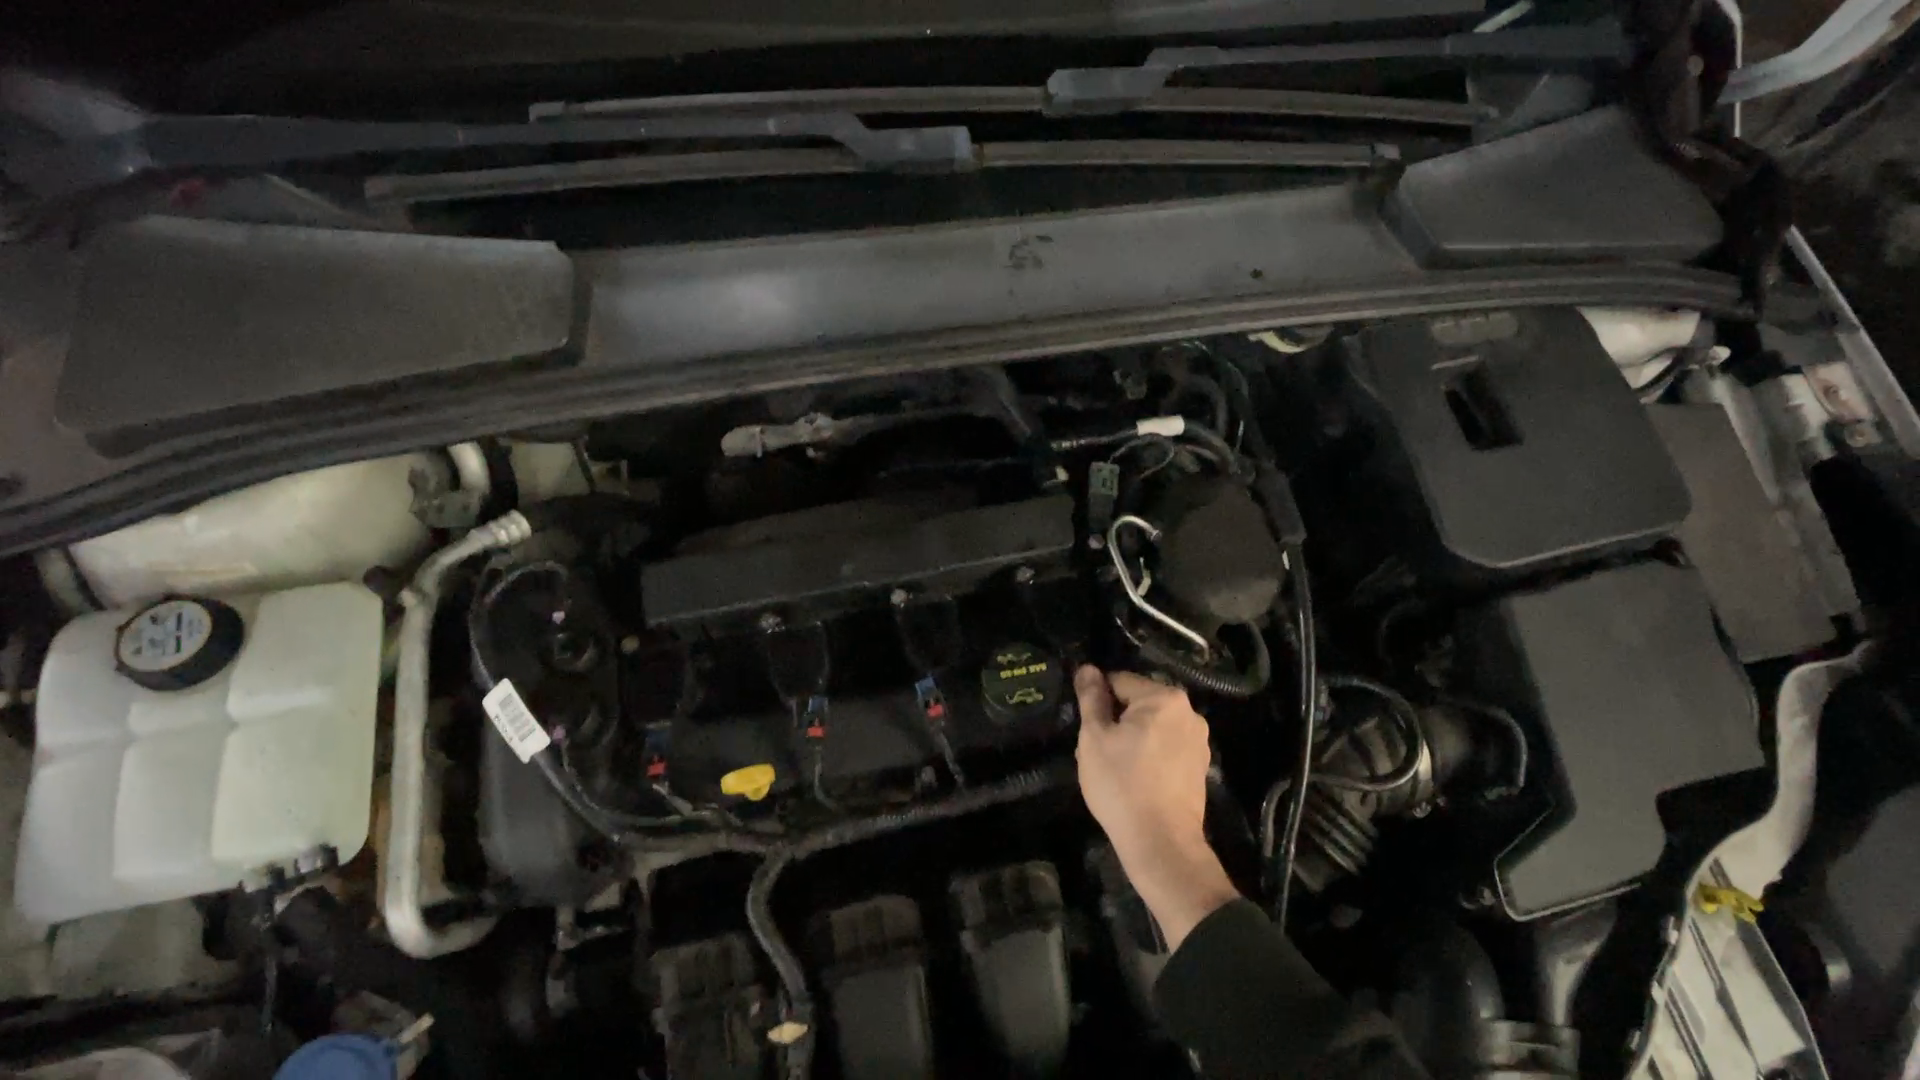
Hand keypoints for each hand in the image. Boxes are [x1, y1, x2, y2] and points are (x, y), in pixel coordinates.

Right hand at [1075, 666, 1239, 949]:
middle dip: (1115, 720)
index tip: (1085, 726)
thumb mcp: (1095, 738)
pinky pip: (1166, 748)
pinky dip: (1149, 755)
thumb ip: (1091, 699)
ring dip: (1132, 738)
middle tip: (1096, 750)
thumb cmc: (1122, 784)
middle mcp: (1189, 712)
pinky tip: (1134, 779)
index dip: (1097, 700)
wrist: (1161, 843)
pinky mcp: (1199, 766)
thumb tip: (1087, 668)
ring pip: (1152, 727)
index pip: (1120, 681)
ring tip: (1113, 768)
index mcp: (1164, 698)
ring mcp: (1199, 741)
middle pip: (1139, 703)